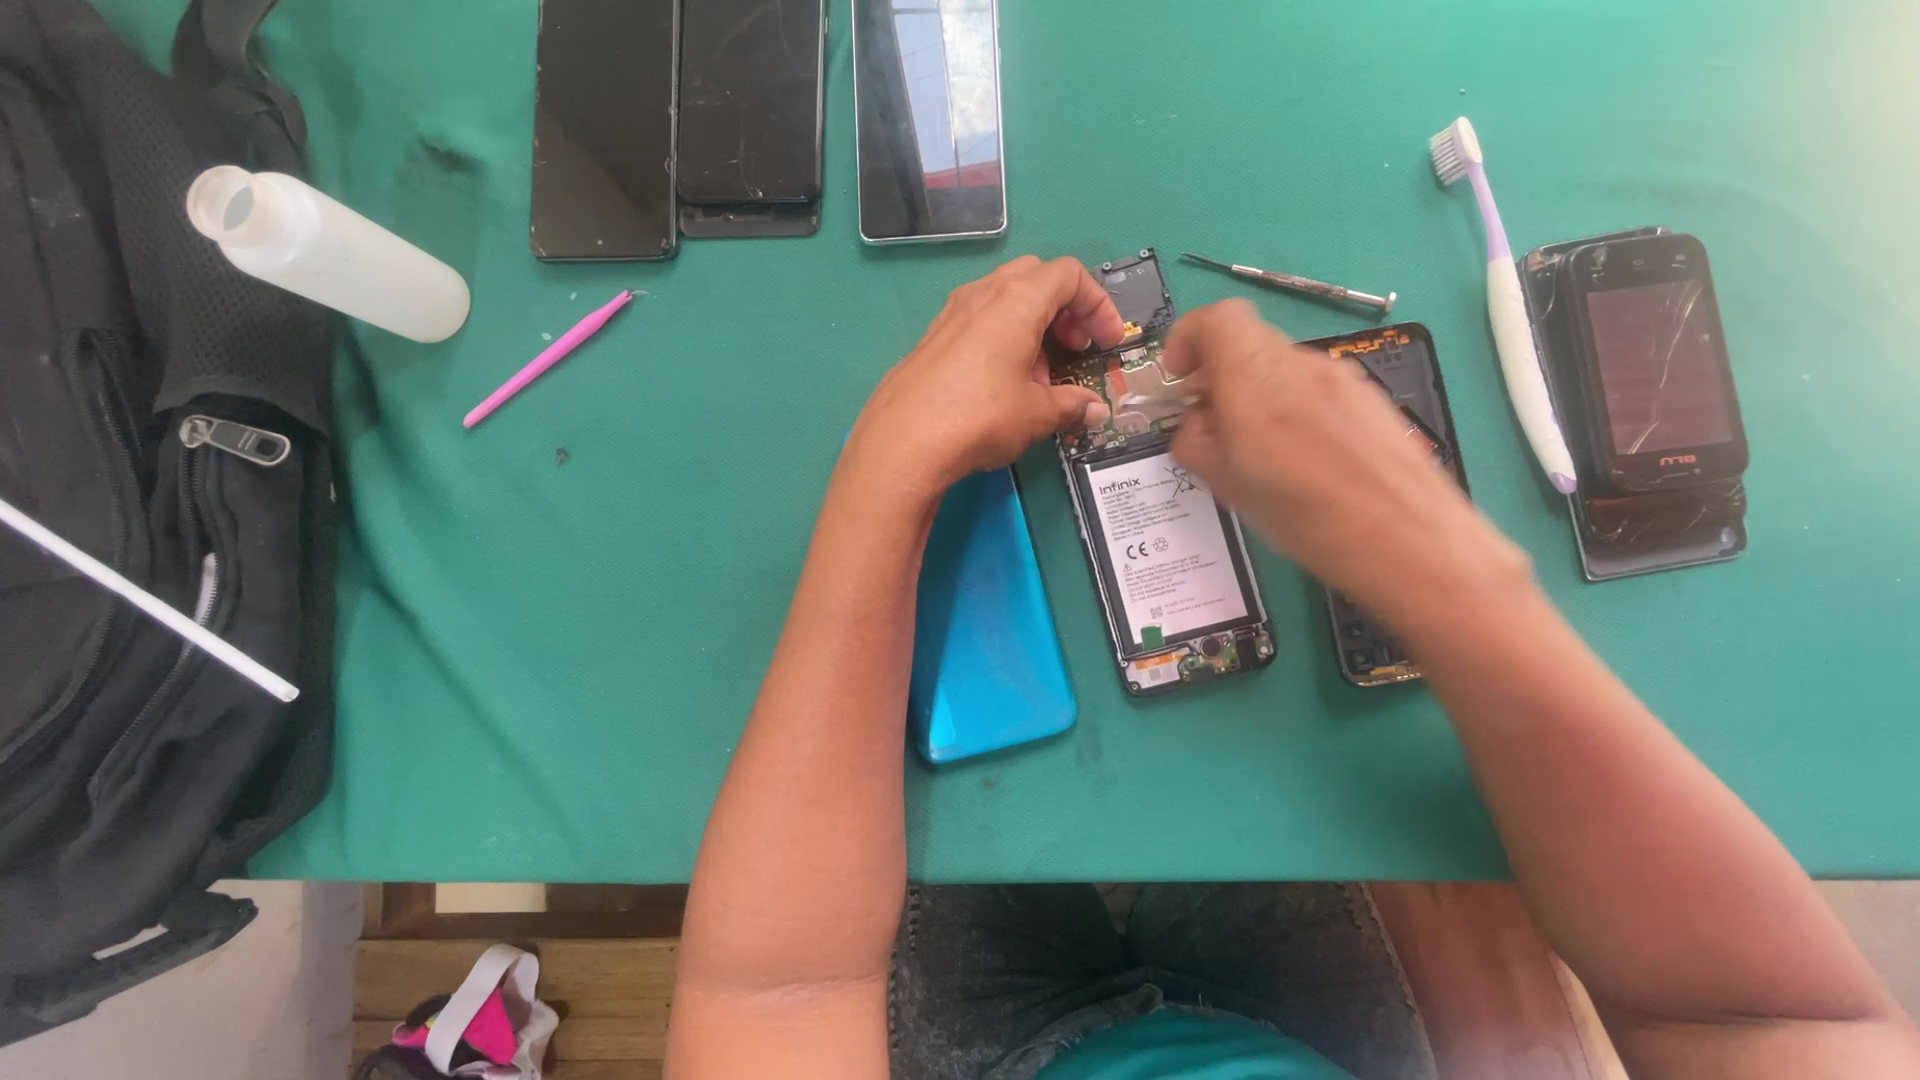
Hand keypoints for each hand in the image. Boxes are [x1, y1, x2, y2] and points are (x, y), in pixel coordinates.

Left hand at [844, 256, 1124, 498]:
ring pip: (1005, 300)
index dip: (1098, 305)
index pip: (1069, 275)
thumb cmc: (980, 417)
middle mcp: (983, 294)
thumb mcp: (1037, 414)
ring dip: (1033, 329)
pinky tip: (1001, 387)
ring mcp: (952, 314)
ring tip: (1039, 380)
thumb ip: (1072, 405)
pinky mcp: (932, 338)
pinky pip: (979, 322)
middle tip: (1073, 350)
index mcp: (1017, 299)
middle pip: (1036, 279)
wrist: (903, 442)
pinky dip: (1003, 340)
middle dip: (1064, 310)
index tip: (1107, 343)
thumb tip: (1094, 410)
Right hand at [1161, 299, 1530, 626]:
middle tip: (1209, 421)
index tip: (1180, 377)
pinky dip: (1290, 407)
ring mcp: (1341, 378)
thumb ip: (1195, 443)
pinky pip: (1313, 387)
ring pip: (1280, 367)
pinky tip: (1298, 458)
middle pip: (1247, 343)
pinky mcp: (1369, 397)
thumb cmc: (1307, 517)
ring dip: (1254, 393)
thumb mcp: (1228, 486)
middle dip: (1217, 374)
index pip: (1217, 318)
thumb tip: (1194, 424)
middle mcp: (1299, 365)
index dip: (1188, 338)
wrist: (1406, 539)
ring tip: (1255, 450)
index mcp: (1256, 380)